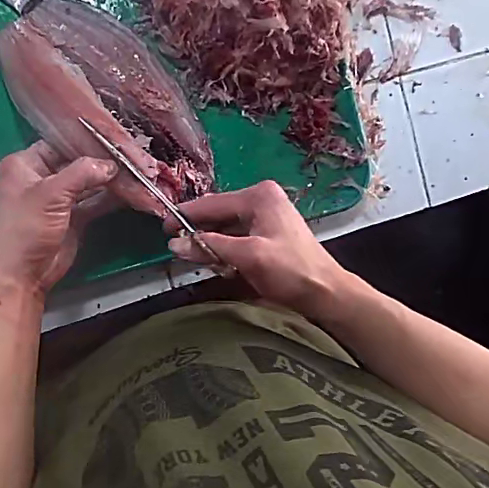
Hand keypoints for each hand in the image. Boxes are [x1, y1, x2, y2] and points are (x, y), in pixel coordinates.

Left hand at [0, 142, 117, 303]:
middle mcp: (41, 177)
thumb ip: (82, 173)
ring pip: (89, 183)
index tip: (115, 136)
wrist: (24, 273)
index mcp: (25, 164)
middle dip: (104, 161)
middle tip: (133, 154)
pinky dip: (112, 197)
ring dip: (111, 180)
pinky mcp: (73, 216)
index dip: (86, 139)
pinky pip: (95, 201)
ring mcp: (59, 198)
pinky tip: (132, 190)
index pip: (60, 142)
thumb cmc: (27, 228)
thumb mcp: (51, 194)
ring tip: (138, 172)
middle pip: (78, 162)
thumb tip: (111, 164)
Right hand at [167, 181, 365, 321]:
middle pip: (218, 214)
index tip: (162, 228)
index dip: (185, 216)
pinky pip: (237, 237)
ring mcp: (267, 216)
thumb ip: (210, 247)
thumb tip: (174, 244)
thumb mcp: (248, 256)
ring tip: (204, 262)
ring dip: (213, 245)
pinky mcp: (269, 234)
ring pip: (226, 228)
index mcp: (259, 195)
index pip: (212, 203)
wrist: (326, 292)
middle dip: (200, 234)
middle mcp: (262, 199)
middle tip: (180, 253)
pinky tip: (223, 266)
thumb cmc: (291, 271)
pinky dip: (227, 250)